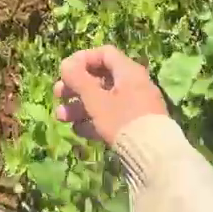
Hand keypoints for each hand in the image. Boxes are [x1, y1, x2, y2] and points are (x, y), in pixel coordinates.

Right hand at [53, 45, 167, 143]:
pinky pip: (111, 117)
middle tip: (58, 95)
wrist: (154, 157)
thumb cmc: (122, 120)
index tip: (66, 70)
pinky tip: (79, 131)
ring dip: (79, 106)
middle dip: (75, 87)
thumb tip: (65, 64)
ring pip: (102, 100)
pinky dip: (94, 121)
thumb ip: (78, 80)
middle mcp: (134, 85)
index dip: (82, 59)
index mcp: (128, 72)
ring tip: (61, 117)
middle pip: (100, 78)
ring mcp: (136, 107)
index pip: (104, 54)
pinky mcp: (135, 126)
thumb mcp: (96, 99)